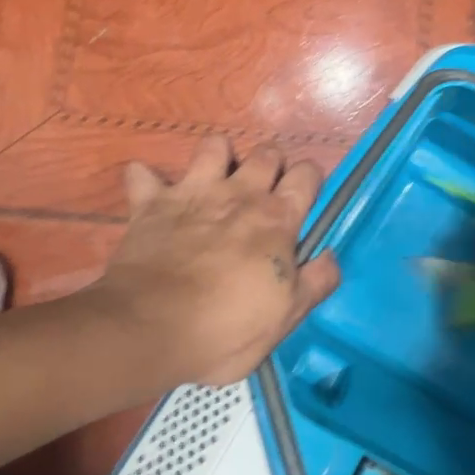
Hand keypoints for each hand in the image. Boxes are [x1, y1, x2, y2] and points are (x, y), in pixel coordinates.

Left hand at [79, 137, 341, 389]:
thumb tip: (331, 256)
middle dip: (271, 165)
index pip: (307, 175)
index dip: (310, 180)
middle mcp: (240, 194)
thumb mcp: (287, 316)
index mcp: (278, 219)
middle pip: (267, 154)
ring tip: (215, 180)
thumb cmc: (226, 328)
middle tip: (265, 192)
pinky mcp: (151, 204)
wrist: (149, 328)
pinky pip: (142, 175)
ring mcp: (193, 193)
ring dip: (217, 157)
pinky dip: (146, 180)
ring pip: (214, 146)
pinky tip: (150, 193)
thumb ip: (317, 281)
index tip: (305, 197)